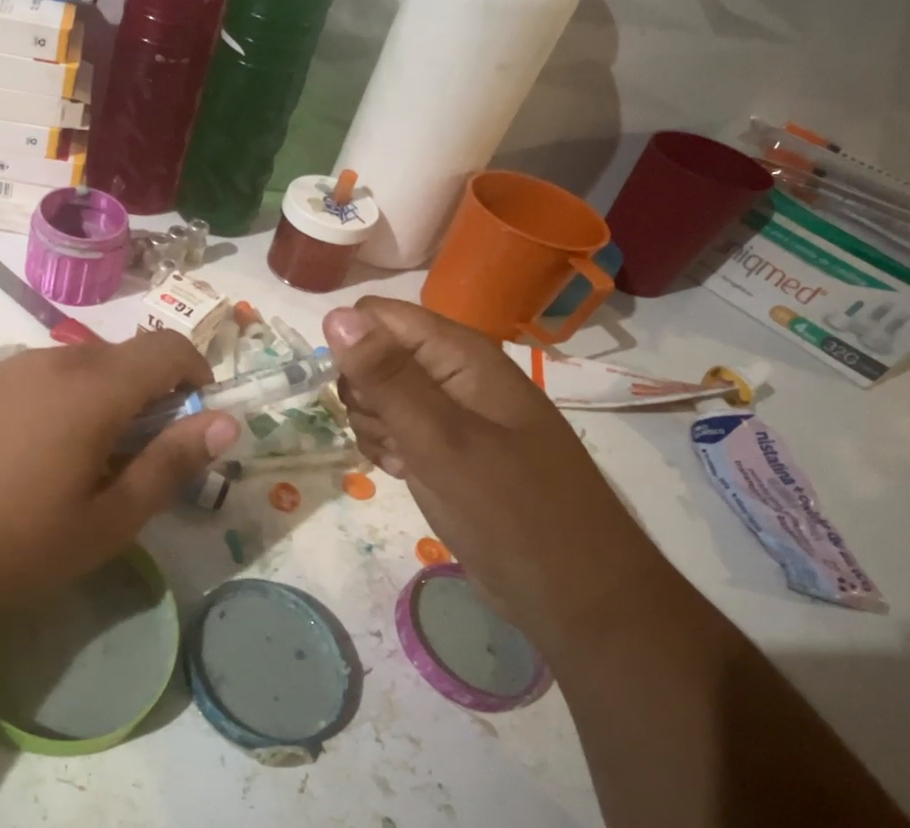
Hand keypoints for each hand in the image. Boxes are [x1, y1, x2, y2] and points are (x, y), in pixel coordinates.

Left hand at [0, 331, 238, 619]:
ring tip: (81, 466)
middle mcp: (50, 360)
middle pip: (123, 357)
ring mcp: (5, 368)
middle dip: (148, 395)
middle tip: (137, 461)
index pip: (167, 348)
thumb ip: (170, 464)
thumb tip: (224, 423)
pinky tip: (31, 459)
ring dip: (101, 400)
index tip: (193, 423)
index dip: (195, 375)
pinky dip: (58, 403)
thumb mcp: (107, 519)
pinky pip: (36, 379)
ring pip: (78, 368)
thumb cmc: (14, 545)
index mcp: (92, 388)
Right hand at [325, 297, 676, 655]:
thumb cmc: (513, 512)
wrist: (575, 595)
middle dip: (364, 393)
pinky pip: (393, 429)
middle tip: (393, 434)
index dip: (356, 348)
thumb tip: (334, 314)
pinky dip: (388, 449)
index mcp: (463, 355)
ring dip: (374, 427)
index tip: (360, 395)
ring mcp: (450, 413)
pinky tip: (406, 474)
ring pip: (377, 395)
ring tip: (405, 461)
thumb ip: (387, 376)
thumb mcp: (442, 441)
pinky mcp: (445, 448)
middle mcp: (455, 374)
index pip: (379, 316)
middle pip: (373, 354)